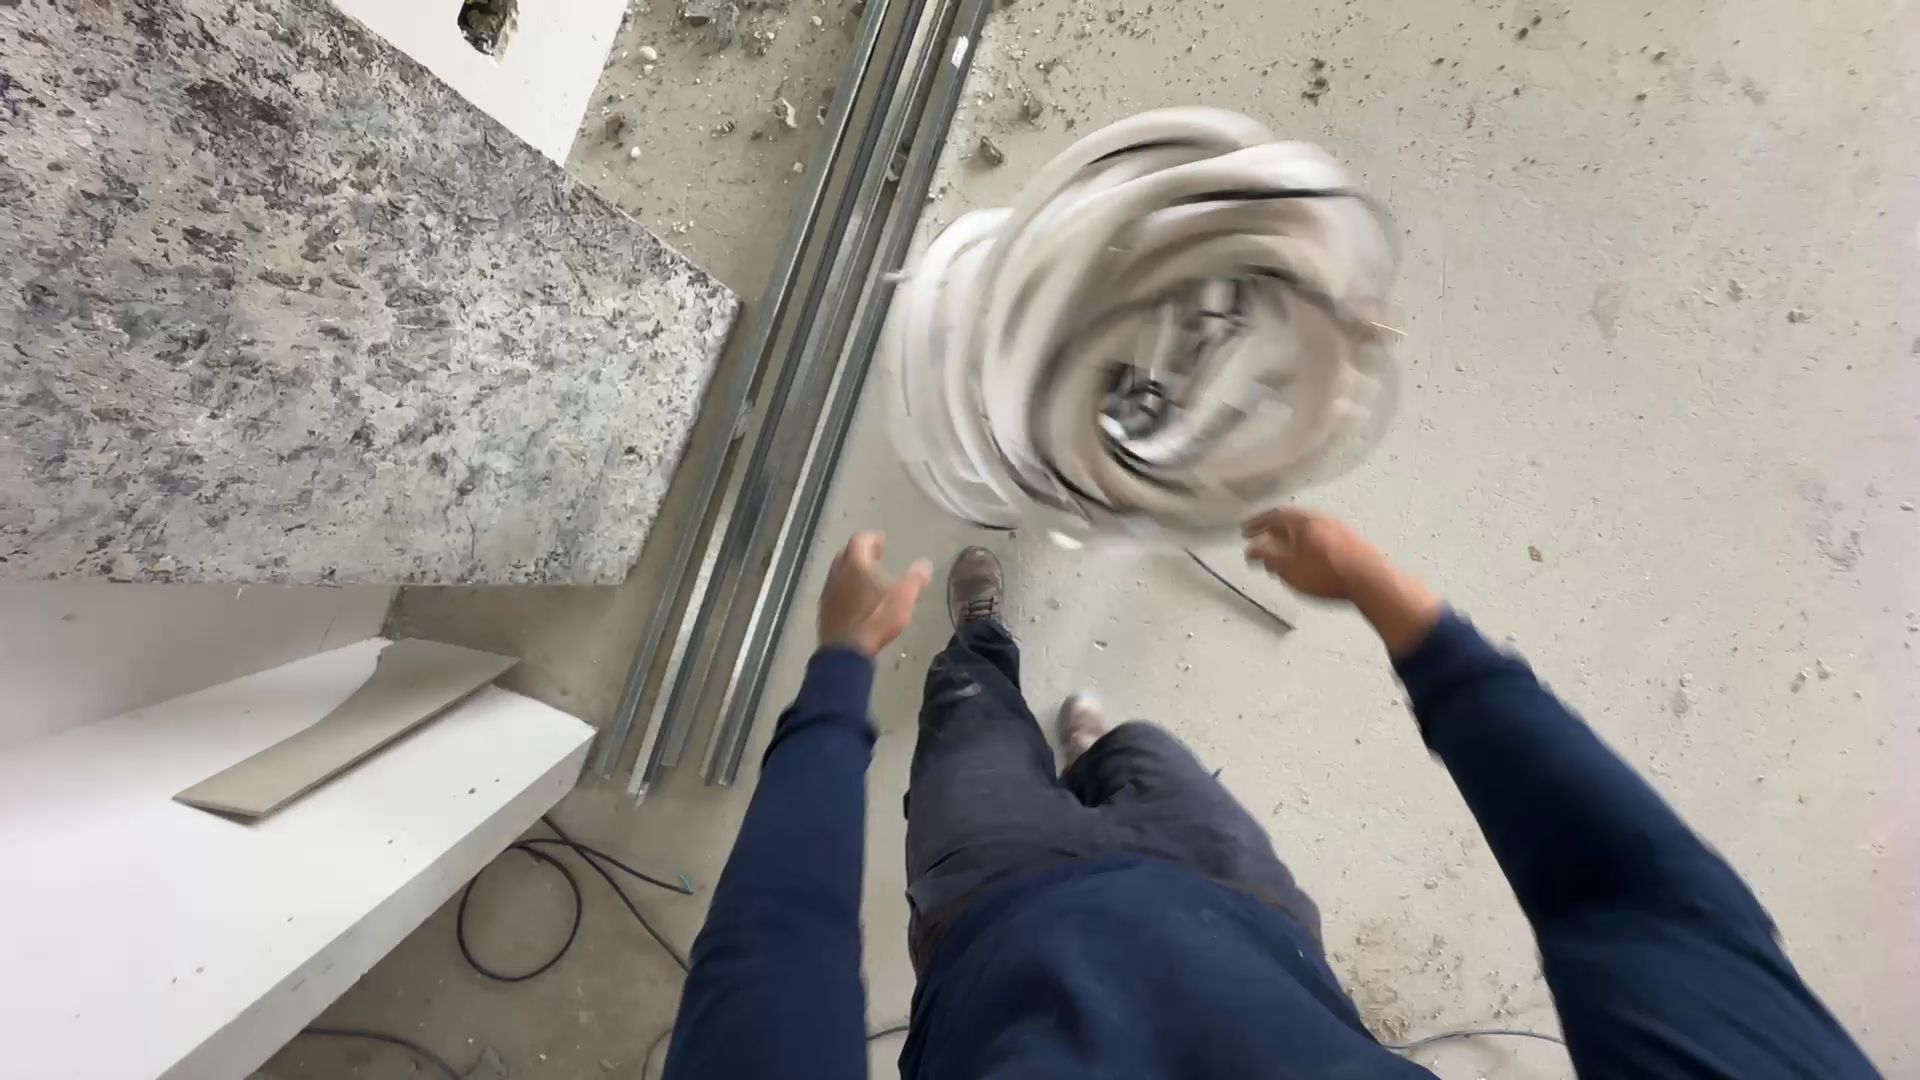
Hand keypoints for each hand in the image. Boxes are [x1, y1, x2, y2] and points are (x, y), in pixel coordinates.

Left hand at [817, 532, 931, 656]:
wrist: (846, 651)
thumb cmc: (876, 619)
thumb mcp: (903, 599)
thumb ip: (915, 579)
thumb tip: (925, 563)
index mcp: (856, 564)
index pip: (860, 539)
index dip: (872, 537)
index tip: (883, 540)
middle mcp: (838, 572)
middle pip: (847, 552)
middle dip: (861, 551)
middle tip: (876, 555)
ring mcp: (828, 590)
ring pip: (839, 570)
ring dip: (852, 569)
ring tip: (868, 577)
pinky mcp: (824, 608)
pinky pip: (834, 588)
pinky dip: (845, 586)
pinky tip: (856, 598)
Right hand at [1242, 507, 1389, 601]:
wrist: (1372, 582)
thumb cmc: (1331, 575)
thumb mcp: (1287, 568)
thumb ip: (1266, 556)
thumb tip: (1251, 549)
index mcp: (1302, 520)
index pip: (1271, 515)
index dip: (1255, 524)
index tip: (1246, 530)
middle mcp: (1321, 518)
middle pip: (1290, 520)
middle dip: (1273, 532)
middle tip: (1262, 542)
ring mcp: (1338, 527)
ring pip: (1307, 529)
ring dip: (1291, 540)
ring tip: (1284, 555)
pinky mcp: (1351, 539)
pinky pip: (1321, 536)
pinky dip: (1308, 544)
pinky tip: (1308, 559)